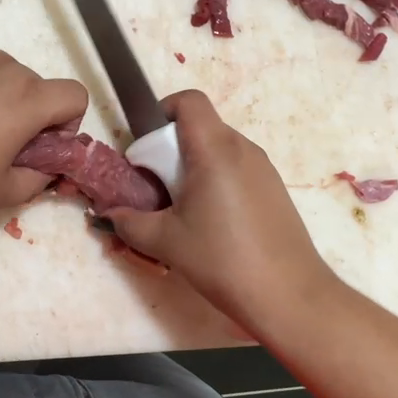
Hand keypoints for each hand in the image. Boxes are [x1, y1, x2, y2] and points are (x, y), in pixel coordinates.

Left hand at [0, 44, 87, 214]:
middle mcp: (5, 67)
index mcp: (27, 100)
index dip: (66, 122)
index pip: (76, 95)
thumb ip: (38, 180)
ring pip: (5, 74)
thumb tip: (45, 167)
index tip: (38, 144)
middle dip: (28, 113)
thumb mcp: (0, 193)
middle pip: (37, 87)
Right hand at [108, 91, 335, 332]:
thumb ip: (129, 222)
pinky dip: (217, 182)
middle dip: (172, 149)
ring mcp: (263, 168)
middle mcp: (243, 149)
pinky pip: (237, 169)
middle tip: (156, 186)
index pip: (189, 101)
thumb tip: (108, 213)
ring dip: (194, 167)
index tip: (147, 146)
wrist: (289, 296)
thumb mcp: (164, 241)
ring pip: (219, 150)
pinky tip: (211, 223)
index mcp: (214, 150)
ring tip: (182, 209)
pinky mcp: (275, 189)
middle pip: (201, 127)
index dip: (163, 111)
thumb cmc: (222, 260)